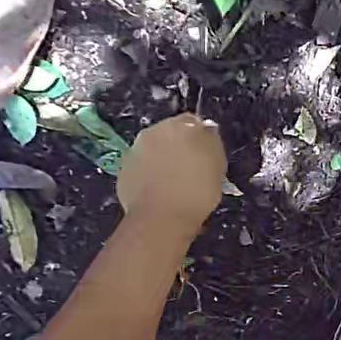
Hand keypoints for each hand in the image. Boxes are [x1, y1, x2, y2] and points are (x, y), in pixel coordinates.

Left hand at [117, 113, 225, 234]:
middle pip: (169, 133)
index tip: (205, 154)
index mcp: (181, 125)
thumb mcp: (217, 165)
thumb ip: (211, 142)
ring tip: (172, 183)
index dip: (200, 137)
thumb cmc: (197, 191)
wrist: (161, 218)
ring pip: (153, 149)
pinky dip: (148, 175)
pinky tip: (157, 192)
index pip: (193, 121)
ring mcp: (135, 150)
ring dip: (161, 159)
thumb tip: (206, 130)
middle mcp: (154, 131)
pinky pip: (140, 167)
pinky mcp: (123, 170)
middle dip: (178, 146)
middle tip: (189, 169)